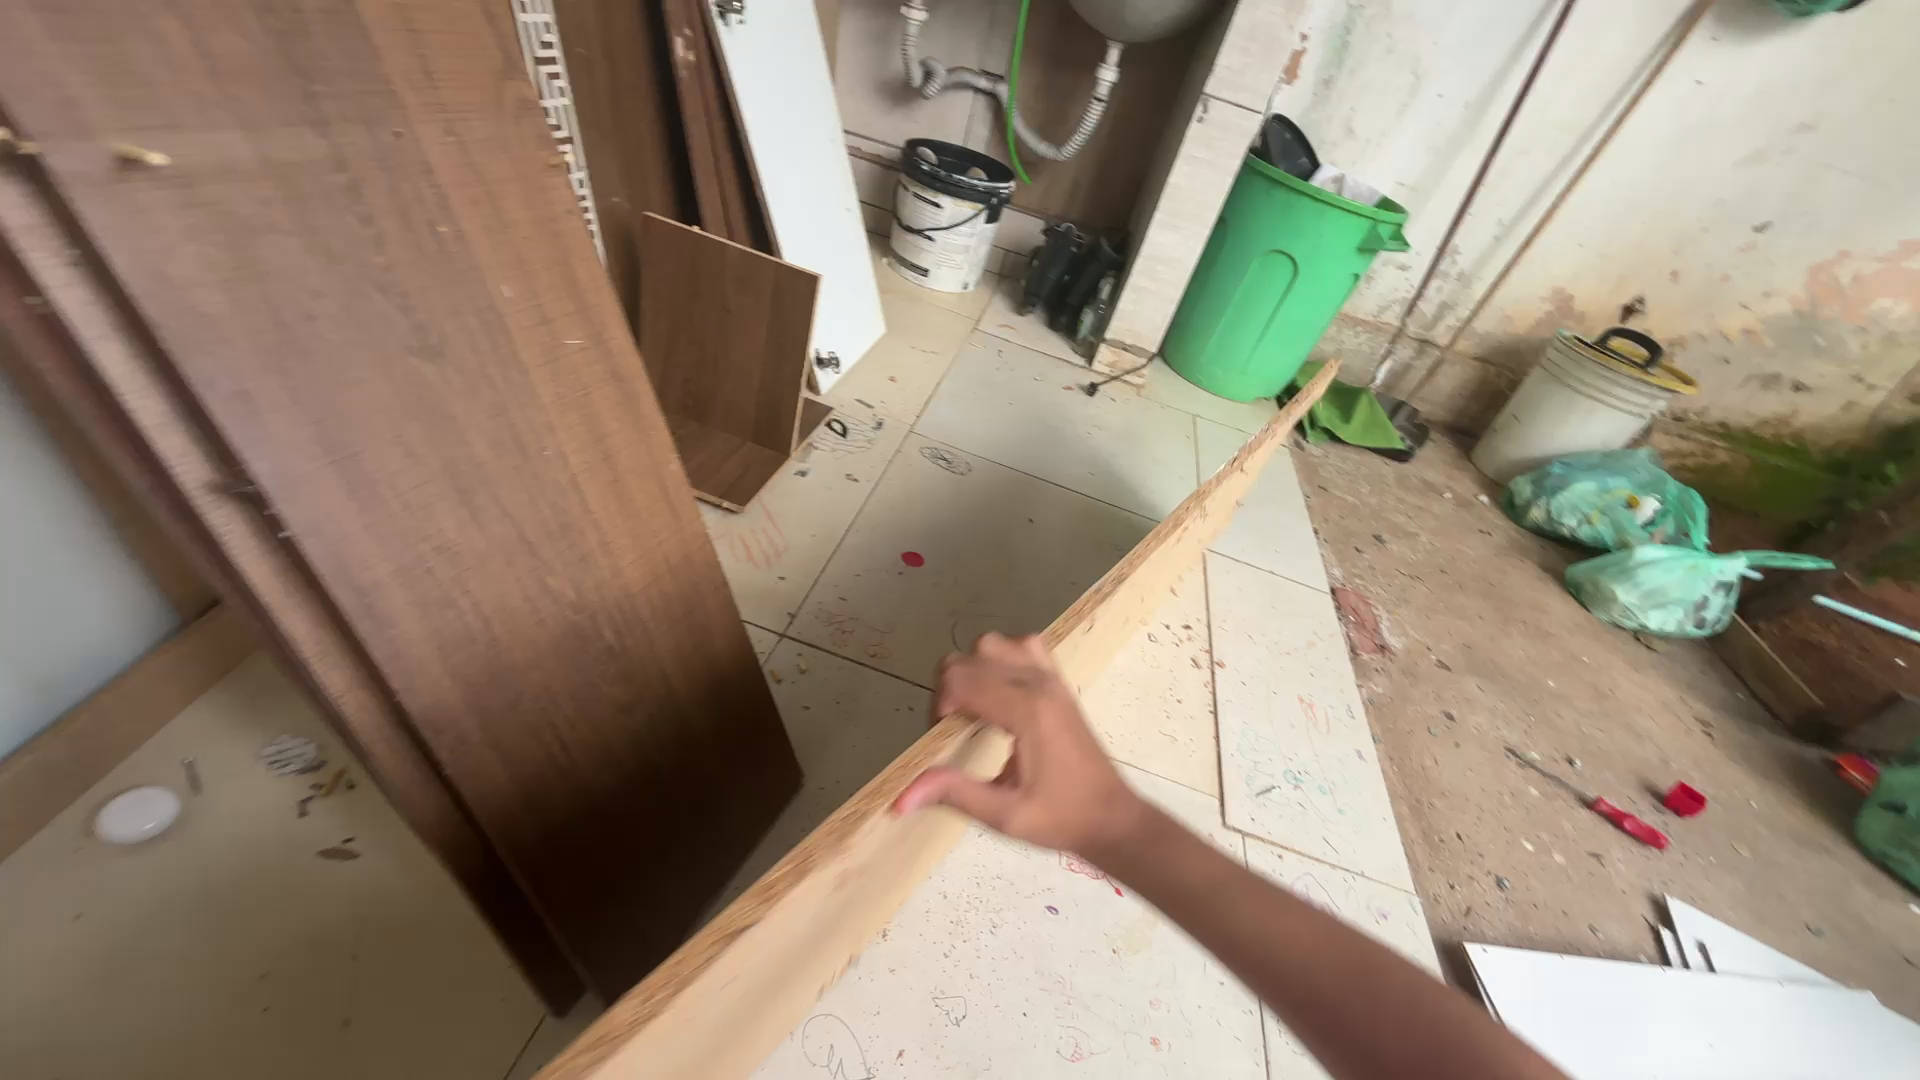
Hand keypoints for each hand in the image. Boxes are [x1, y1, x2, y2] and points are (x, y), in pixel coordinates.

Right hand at [892, 632, 1146, 862]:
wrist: (1112, 817)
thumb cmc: (1060, 818)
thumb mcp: (1004, 815)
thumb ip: (954, 793)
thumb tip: (900, 798)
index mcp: (1026, 711)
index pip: (960, 679)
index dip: (938, 705)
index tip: (942, 737)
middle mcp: (1038, 684)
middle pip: (971, 655)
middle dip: (950, 687)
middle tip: (954, 728)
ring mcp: (1052, 678)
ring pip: (995, 643)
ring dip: (974, 668)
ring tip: (975, 707)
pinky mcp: (1059, 681)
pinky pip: (1024, 646)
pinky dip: (1002, 658)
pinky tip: (1001, 693)